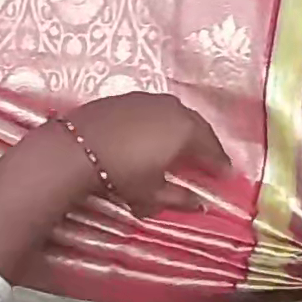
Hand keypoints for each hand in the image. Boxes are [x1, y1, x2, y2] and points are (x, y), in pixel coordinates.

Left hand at [60, 93, 230, 216]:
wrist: (76, 148)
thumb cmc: (121, 174)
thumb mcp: (152, 193)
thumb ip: (179, 198)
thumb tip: (200, 205)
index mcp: (186, 131)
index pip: (212, 149)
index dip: (220, 164)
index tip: (226, 175)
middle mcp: (172, 109)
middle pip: (197, 127)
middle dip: (205, 145)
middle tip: (209, 160)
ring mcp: (148, 99)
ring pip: (175, 114)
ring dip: (182, 130)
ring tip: (182, 146)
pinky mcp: (126, 97)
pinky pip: (153, 110)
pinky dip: (159, 123)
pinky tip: (153, 135)